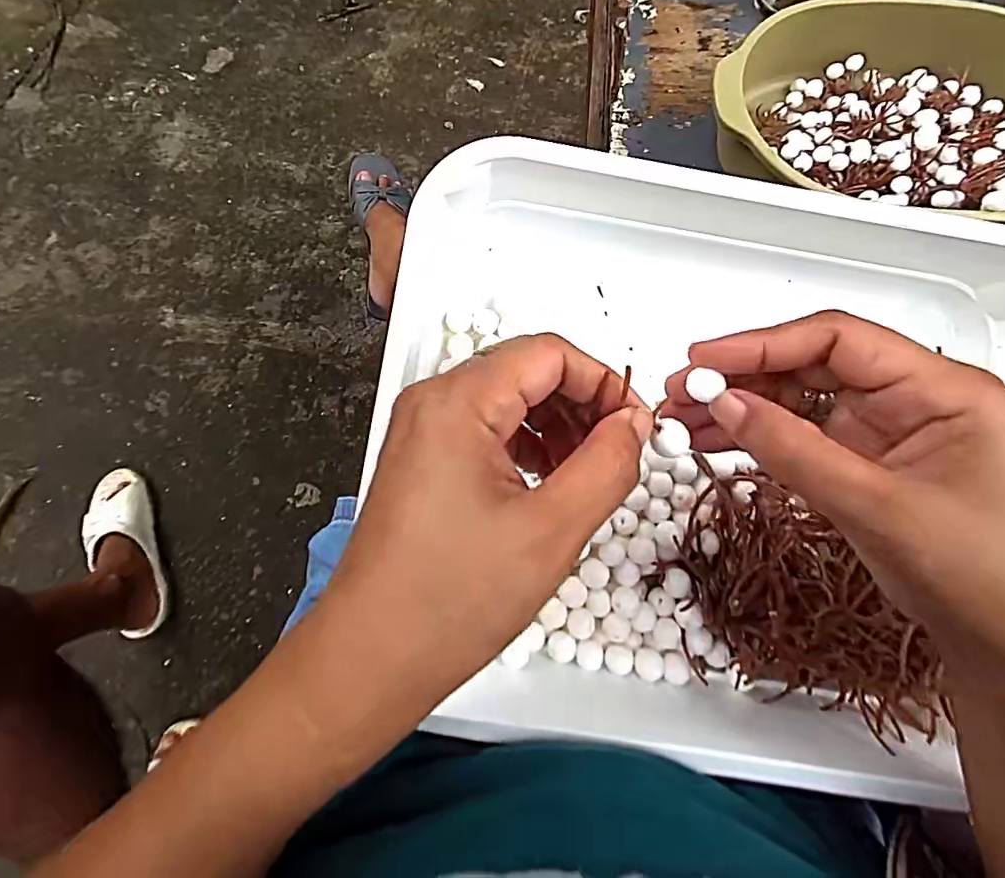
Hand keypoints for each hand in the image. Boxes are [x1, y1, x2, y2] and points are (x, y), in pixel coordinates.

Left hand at [320, 334, 651, 699]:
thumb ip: (606, 465)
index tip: (633, 420)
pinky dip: (527, 442)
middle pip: (527, 369)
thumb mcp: (551, 530)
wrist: (372, 652)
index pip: (549, 353)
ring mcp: (422, 429)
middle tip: (618, 445)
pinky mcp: (422, 456)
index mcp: (457, 404)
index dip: (603, 381)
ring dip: (557, 423)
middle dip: (582, 402)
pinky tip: (549, 479)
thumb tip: (631, 426)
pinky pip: (486, 426)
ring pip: (508, 397)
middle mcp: (432, 404)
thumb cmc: (440, 601)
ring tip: (587, 469)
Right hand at [660, 310, 1004, 673]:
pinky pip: (798, 436)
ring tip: (686, 416)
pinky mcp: (864, 463)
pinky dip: (755, 437)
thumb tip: (727, 404)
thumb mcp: (880, 509)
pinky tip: (715, 439)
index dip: (763, 343)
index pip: (837, 340)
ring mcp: (884, 432)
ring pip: (797, 399)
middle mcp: (911, 401)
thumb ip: (795, 450)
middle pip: (809, 365)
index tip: (707, 358)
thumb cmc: (990, 580)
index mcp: (942, 390)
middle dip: (741, 375)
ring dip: (739, 406)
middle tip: (685, 388)